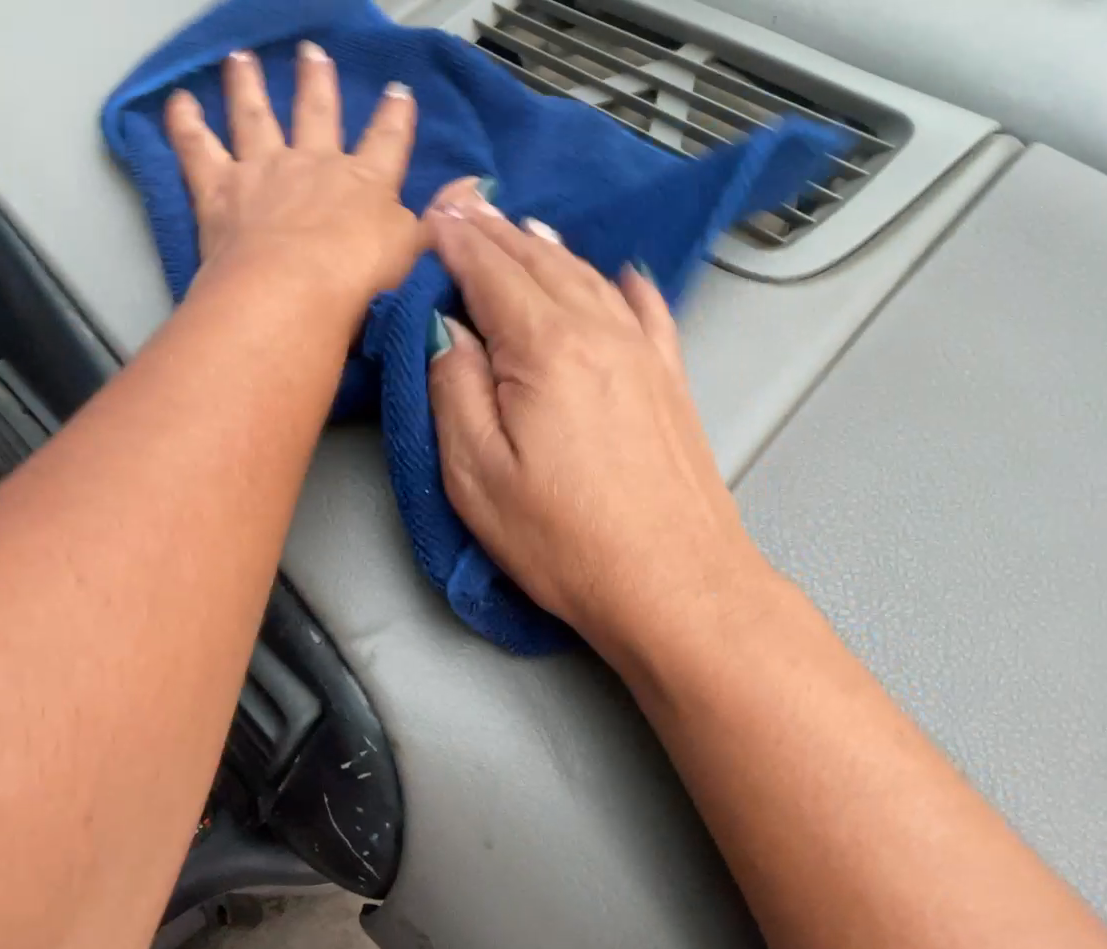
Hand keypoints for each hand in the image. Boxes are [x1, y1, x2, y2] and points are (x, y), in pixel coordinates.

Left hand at [164, 44, 420, 309]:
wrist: (296, 287)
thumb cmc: (357, 276)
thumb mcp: (409, 252)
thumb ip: (428, 222)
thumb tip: (465, 196)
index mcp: (364, 182)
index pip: (386, 142)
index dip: (394, 117)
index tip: (398, 92)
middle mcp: (313, 165)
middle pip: (316, 114)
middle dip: (316, 82)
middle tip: (312, 54)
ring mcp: (263, 171)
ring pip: (254, 117)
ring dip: (247, 86)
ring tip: (241, 60)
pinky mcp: (219, 190)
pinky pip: (197, 149)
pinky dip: (185, 124)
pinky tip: (177, 102)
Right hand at [425, 191, 774, 654]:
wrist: (675, 584)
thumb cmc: (564, 541)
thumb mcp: (476, 474)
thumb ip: (453, 389)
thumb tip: (448, 330)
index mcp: (545, 349)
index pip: (491, 272)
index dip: (456, 240)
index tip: (431, 215)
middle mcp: (600, 332)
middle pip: (539, 263)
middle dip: (495, 231)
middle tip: (463, 206)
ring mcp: (644, 354)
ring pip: (587, 277)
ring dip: (546, 248)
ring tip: (518, 228)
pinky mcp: (670, 382)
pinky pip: (645, 310)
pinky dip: (622, 282)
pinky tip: (620, 271)